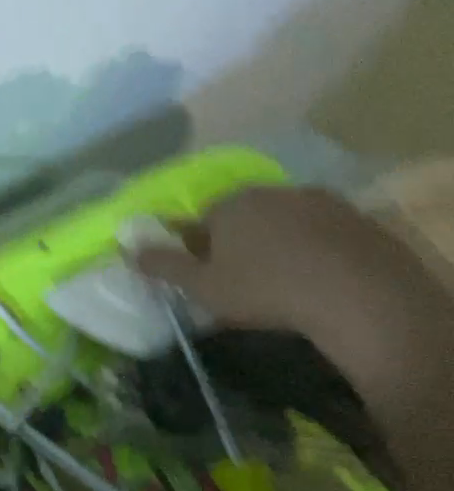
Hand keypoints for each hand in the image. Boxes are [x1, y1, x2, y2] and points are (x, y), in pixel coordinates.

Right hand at [131, 186, 451, 377]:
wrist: (362, 298)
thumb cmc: (264, 289)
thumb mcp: (200, 285)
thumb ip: (162, 264)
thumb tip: (127, 248)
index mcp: (232, 203)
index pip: (201, 218)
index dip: (197, 246)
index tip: (203, 272)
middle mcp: (276, 192)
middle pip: (244, 216)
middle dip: (237, 241)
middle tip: (238, 277)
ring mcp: (325, 204)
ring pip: (284, 223)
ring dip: (276, 244)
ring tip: (278, 280)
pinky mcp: (363, 221)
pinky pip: (322, 234)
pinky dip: (313, 250)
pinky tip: (314, 278)